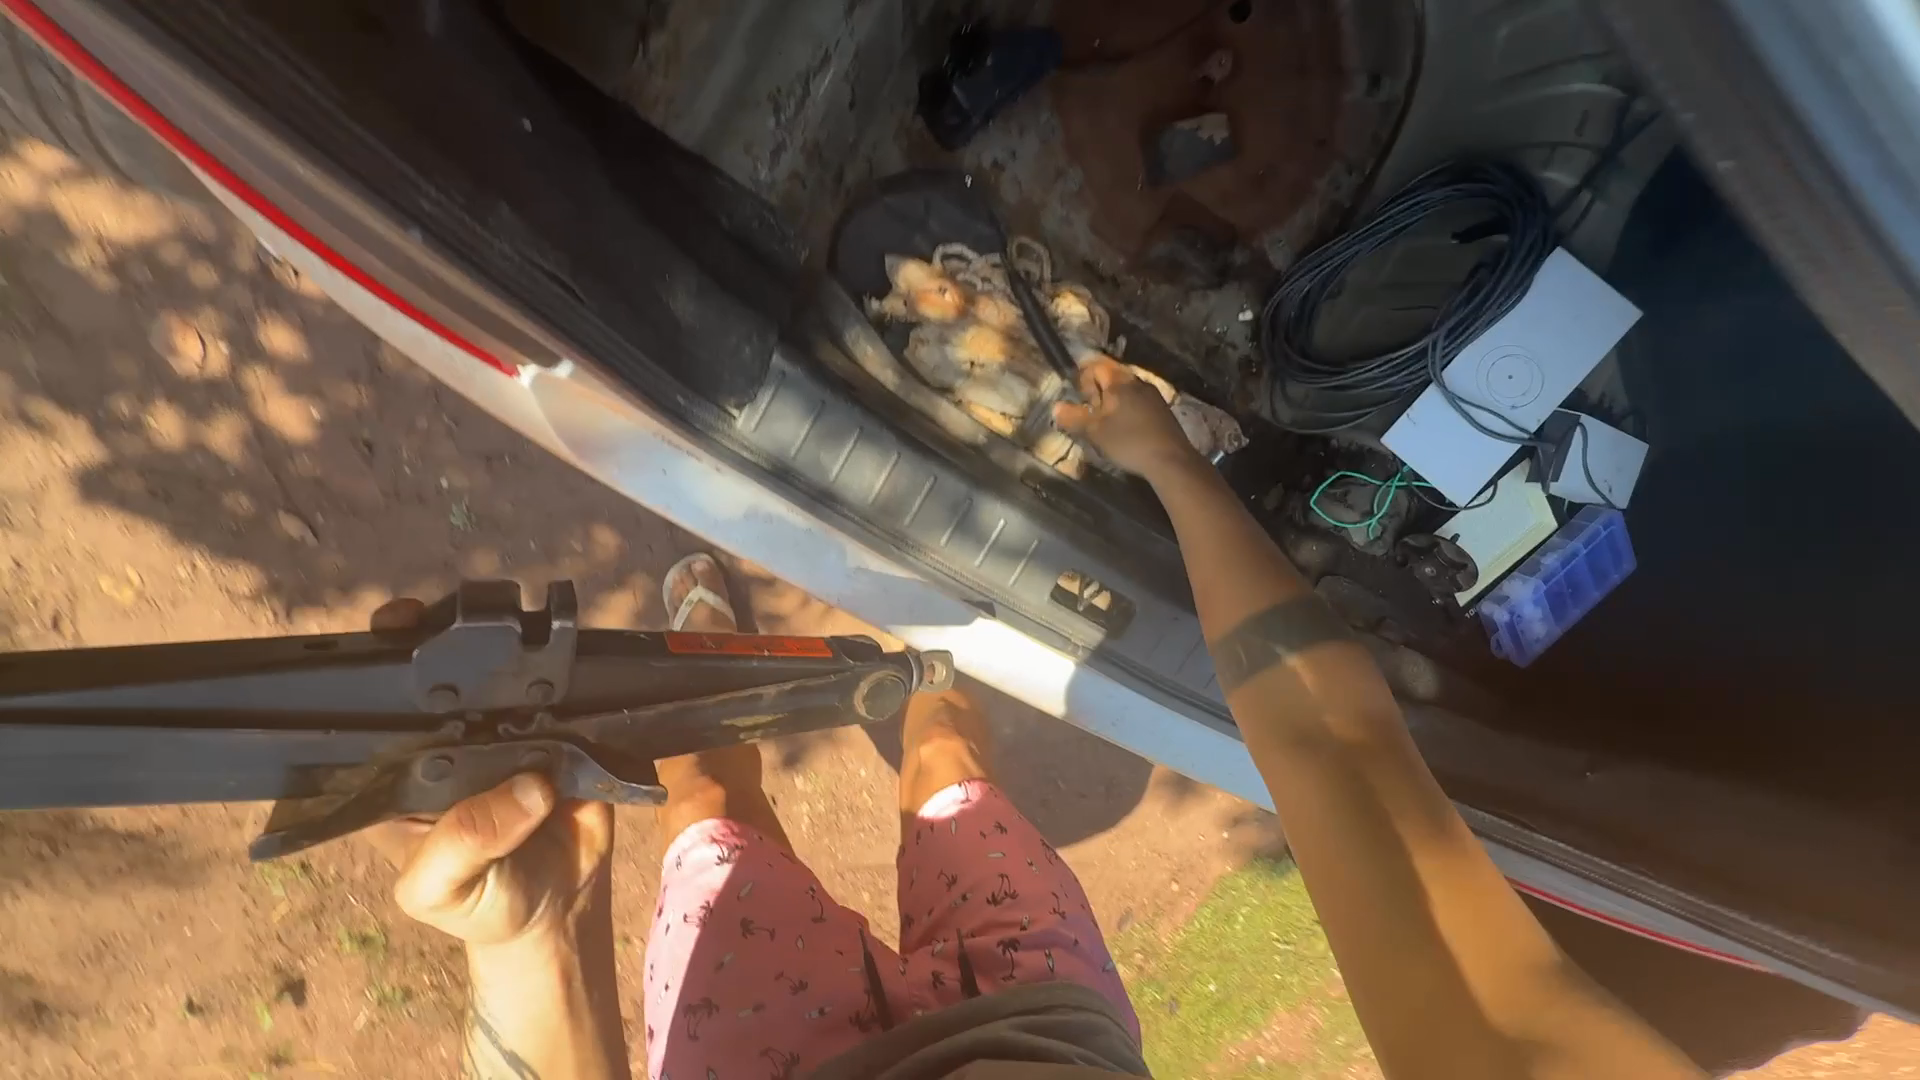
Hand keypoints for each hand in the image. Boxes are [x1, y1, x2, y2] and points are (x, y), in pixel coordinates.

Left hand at [363, 599, 613, 950]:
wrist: (565, 907)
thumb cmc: (484, 902)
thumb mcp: (445, 889)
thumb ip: (465, 843)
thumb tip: (534, 785)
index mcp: (409, 773)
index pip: (387, 712)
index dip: (385, 667)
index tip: (400, 625)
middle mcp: (461, 743)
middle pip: (458, 684)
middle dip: (468, 645)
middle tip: (486, 619)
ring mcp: (520, 736)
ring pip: (521, 688)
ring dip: (535, 662)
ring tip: (543, 636)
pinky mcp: (574, 739)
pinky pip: (579, 707)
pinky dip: (587, 689)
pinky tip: (588, 667)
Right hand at [1052, 357, 1201, 480]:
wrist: (1170, 460)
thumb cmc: (1129, 442)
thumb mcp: (1095, 432)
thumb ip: (1074, 417)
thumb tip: (1055, 407)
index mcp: (1120, 382)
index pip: (1097, 366)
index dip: (1084, 380)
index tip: (1081, 401)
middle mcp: (1138, 382)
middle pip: (1112, 377)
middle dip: (1097, 393)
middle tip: (1091, 415)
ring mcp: (1153, 395)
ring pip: (1125, 391)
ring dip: (1112, 403)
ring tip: (1106, 426)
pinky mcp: (1162, 410)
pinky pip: (1138, 402)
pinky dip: (1126, 411)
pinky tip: (1126, 431)